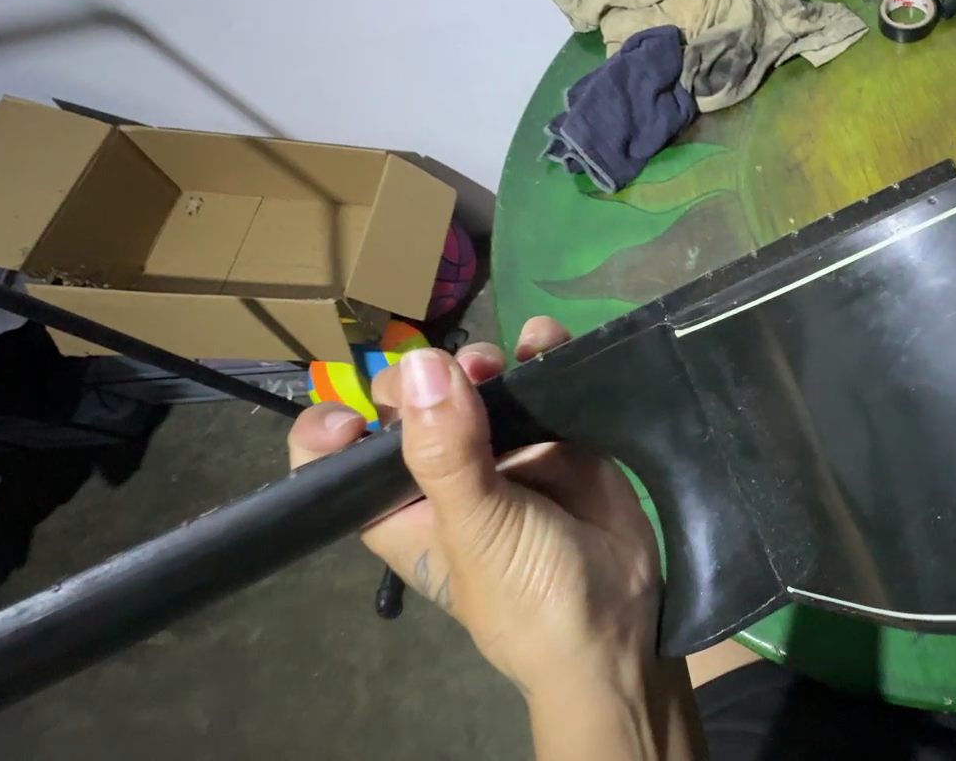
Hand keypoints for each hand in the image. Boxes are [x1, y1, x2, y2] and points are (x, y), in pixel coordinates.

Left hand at [287, 317, 700, 759]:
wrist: (620, 617)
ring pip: (479, 382)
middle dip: (428, 379)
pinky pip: (541, 381)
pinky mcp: (559, 432)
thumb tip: (421, 362)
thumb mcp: (477, 530)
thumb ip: (446, 453)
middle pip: (416, 403)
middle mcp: (449, 471)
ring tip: (502, 364)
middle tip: (463, 374)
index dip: (334, 431)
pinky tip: (546, 338)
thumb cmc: (529, 592)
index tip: (358, 412)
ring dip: (485, 360)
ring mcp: (508, 448)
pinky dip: (540, 351)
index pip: (341, 462)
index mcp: (403, 506)